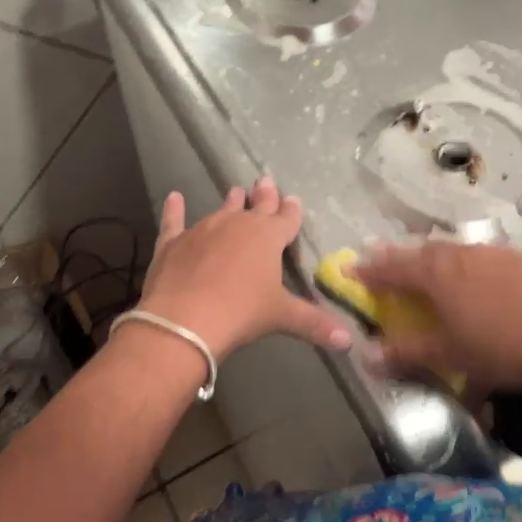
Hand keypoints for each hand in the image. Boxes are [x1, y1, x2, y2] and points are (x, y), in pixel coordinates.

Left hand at [136, 177, 350, 360]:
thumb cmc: (241, 312)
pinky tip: (173, 197)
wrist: (185, 319)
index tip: (293, 200)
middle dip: (264, 196)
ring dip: (231, 202)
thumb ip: (314, 324)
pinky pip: (175, 220)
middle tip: (266, 180)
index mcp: (268, 237)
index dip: (291, 211)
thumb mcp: (281, 317)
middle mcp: (237, 225)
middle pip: (256, 207)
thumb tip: (347, 341)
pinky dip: (174, 209)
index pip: (286, 219)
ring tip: (235, 191)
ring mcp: (203, 230)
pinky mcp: (173, 242)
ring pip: (222, 210)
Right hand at [352, 242, 521, 394]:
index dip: (369, 270)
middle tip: (385, 266)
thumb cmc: (505, 350)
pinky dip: (468, 269)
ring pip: (456, 253)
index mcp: (438, 273)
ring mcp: (497, 254)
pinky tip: (479, 285)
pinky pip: (484, 260)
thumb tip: (368, 354)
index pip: (392, 267)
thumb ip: (407, 351)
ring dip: (436, 262)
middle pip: (423, 253)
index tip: (350, 270)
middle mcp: (463, 254)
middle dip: (401, 261)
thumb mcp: (451, 357)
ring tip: (429, 274)